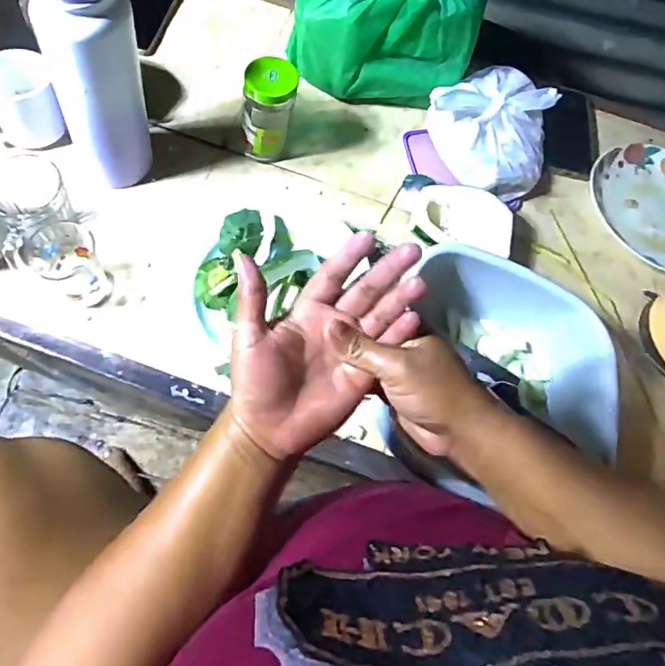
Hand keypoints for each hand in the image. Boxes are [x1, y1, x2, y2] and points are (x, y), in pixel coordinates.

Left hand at [226, 232, 424, 460]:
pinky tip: (416, 317)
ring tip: (421, 281)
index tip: (369, 237)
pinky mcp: (363, 372)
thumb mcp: (249, 335)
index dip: (349, 257)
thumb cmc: (254, 379)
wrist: (267, 428)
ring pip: (380, 316)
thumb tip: (243, 256)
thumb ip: (253, 297)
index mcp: (309, 311)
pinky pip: (384, 349)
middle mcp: (335, 323)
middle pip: (365, 290)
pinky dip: (400, 333)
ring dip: (400, 298)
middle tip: (412, 249)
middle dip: (387, 270)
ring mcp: (352, 347)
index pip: (332, 276)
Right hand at [327, 321, 508, 457]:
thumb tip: (328, 324)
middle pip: (370, 333)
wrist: (458, 435)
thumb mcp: (395, 366)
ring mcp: (399, 367)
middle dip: (347, 330)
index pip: (378, 308)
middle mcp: (403, 342)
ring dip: (349, 354)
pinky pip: (368, 376)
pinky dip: (354, 375)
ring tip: (316, 344)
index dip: (353, 306)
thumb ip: (361, 348)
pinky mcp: (393, 388)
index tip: (324, 303)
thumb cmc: (433, 391)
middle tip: (314, 323)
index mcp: (411, 326)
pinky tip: (330, 371)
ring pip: (367, 356)